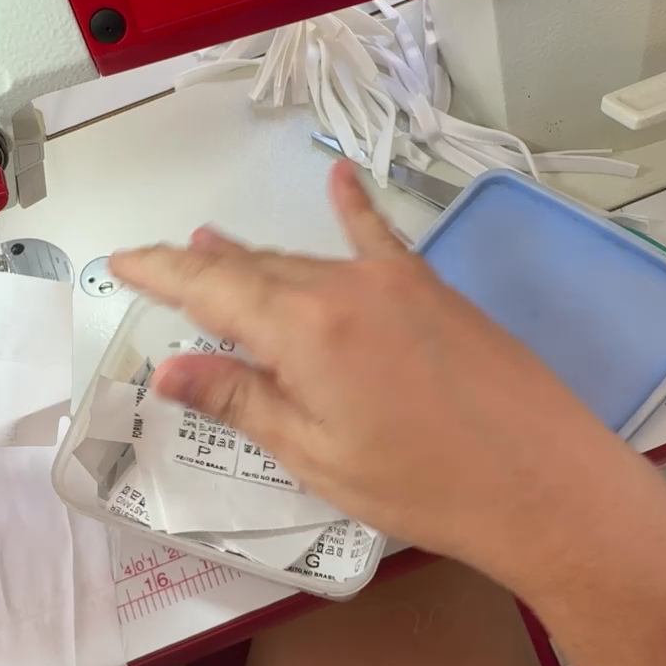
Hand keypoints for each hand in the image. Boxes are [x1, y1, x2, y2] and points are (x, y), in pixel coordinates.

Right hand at [110, 164, 648, 586]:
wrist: (543, 482)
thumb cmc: (421, 486)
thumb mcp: (316, 455)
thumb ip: (241, 400)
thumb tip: (168, 370)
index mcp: (303, 328)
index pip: (210, 286)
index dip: (161, 272)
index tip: (122, 262)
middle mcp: (343, 285)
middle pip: (254, 267)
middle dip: (201, 267)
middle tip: (160, 266)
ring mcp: (394, 280)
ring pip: (303, 261)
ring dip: (254, 258)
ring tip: (212, 242)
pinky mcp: (433, 289)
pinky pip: (378, 241)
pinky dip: (352, 210)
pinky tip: (338, 178)